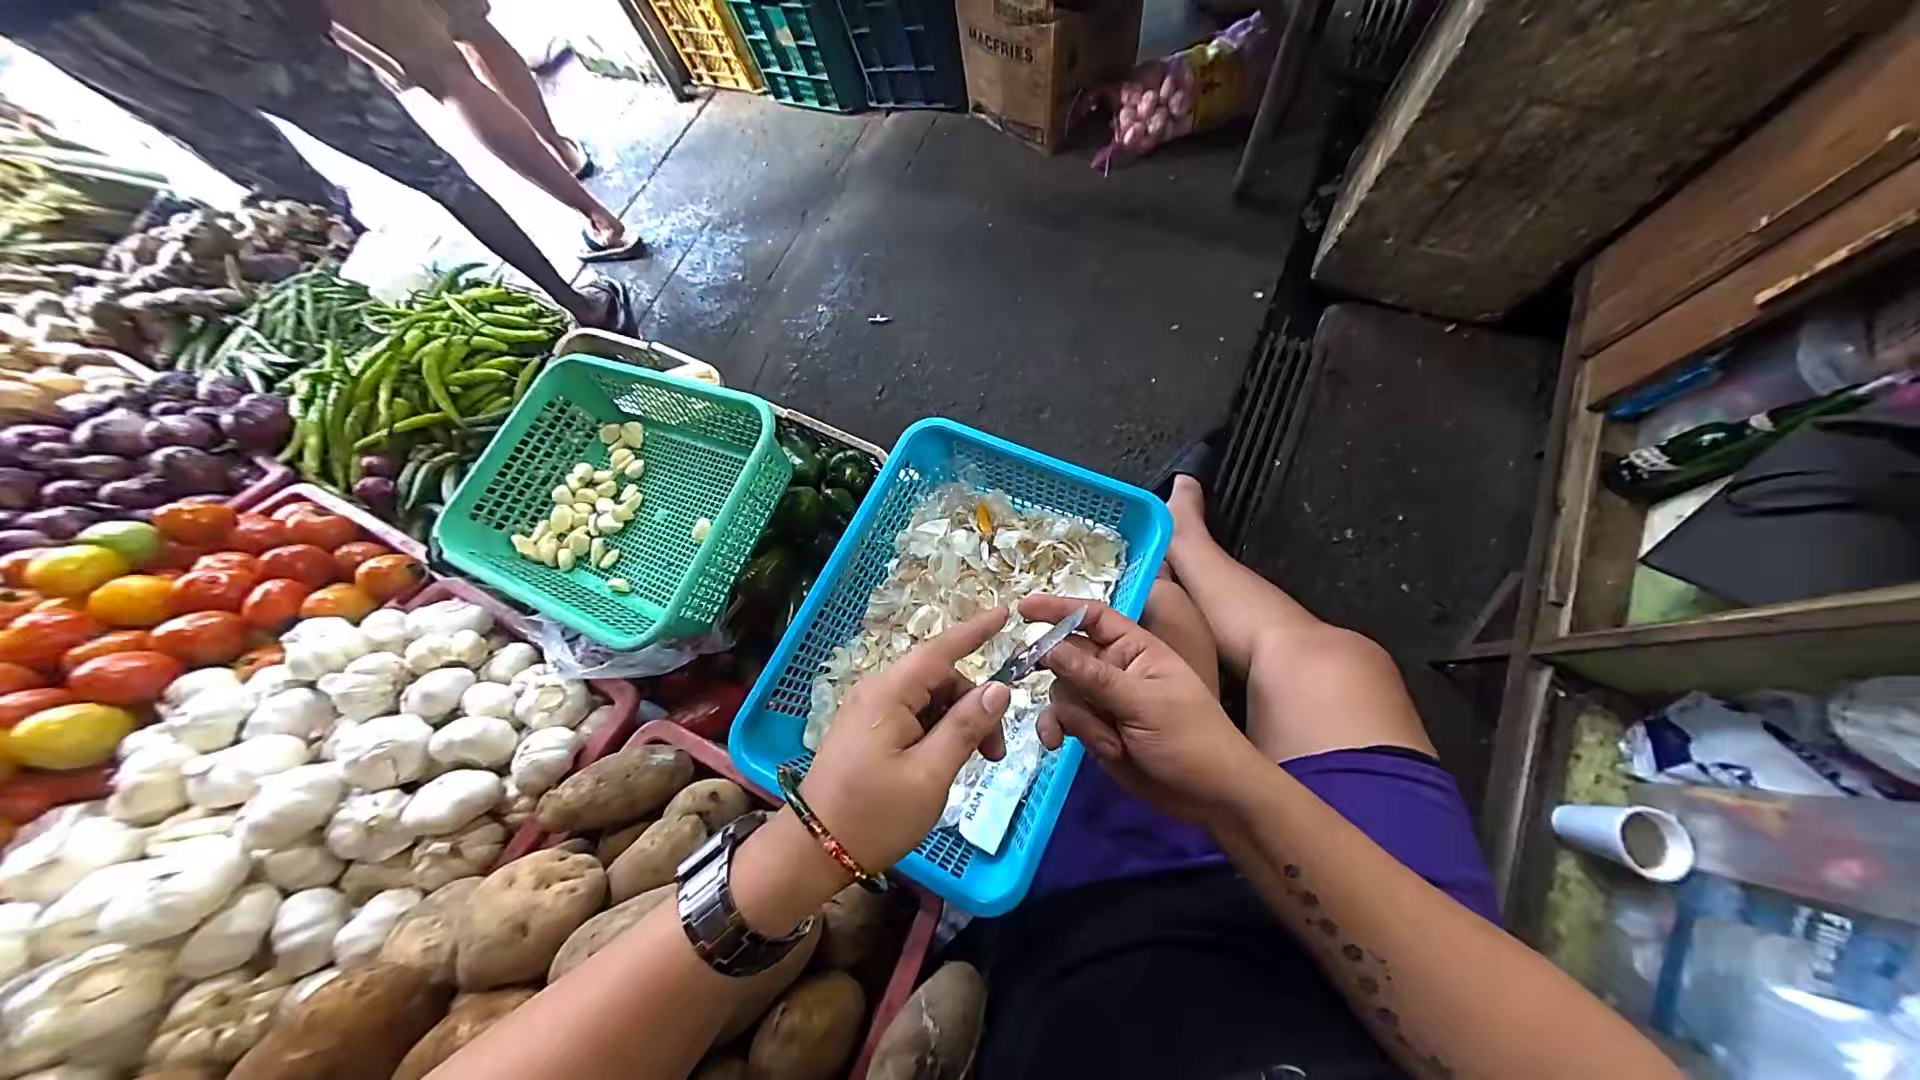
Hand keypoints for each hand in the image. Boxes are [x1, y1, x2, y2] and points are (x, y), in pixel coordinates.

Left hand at [800, 607, 1014, 871]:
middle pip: (939, 680)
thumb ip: (965, 727)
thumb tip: (998, 688)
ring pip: (928, 699)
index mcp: (889, 694)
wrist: (813, 851)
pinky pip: (912, 715)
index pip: (940, 650)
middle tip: (994, 752)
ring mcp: (869, 710)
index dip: (975, 631)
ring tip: (974, 762)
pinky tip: (945, 760)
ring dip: (957, 722)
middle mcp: (877, 691)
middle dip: (973, 706)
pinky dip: (936, 731)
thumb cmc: (874, 815)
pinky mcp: (866, 730)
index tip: (1005, 615)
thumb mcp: (930, 774)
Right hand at [1022, 595, 1257, 824]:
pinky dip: (1056, 729)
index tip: (1024, 609)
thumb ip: (1093, 676)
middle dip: (1054, 669)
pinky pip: (1061, 719)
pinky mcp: (1093, 728)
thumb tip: (1048, 647)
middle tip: (1026, 672)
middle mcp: (1114, 668)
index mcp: (1135, 648)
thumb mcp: (1143, 703)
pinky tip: (1056, 743)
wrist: (1209, 798)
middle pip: (1067, 654)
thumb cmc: (1190, 739)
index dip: (1058, 609)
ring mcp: (1102, 700)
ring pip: (1061, 691)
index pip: (1092, 617)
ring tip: (1106, 740)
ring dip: (1075, 716)